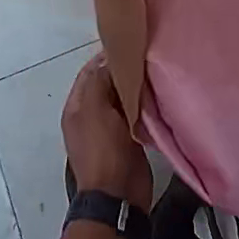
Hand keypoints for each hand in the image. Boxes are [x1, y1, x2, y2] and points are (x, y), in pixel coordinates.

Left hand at [61, 55, 151, 208]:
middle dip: (125, 70)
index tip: (132, 43)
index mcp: (77, 107)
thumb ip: (98, 81)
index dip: (107, 56)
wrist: (118, 195)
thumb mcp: (95, 110)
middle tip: (149, 55)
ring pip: (124, 98)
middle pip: (108, 83)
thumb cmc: (103, 150)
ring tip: (158, 71)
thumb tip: (109, 60)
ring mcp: (110, 128)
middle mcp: (91, 115)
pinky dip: (146, 104)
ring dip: (138, 87)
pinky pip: (137, 114)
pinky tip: (161, 95)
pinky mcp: (128, 138)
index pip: (91, 71)